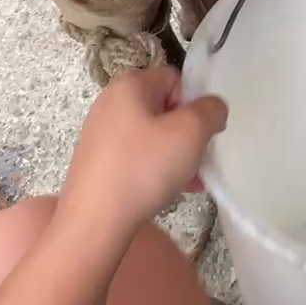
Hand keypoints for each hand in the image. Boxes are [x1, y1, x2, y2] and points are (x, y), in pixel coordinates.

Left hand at [59, 67, 227, 231]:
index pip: (175, 80)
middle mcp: (110, 103)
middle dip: (187, 133)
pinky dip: (155, 169)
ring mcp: (100, 135)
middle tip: (197, 158)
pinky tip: (170, 192)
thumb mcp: (191, 131)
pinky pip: (136, 157)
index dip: (194, 104)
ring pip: (152, 136)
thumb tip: (213, 108)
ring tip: (189, 182)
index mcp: (129, 85)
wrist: (93, 224)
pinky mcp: (96, 163)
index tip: (200, 133)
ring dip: (175, 154)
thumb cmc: (144, 168)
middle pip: (164, 109)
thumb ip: (212, 110)